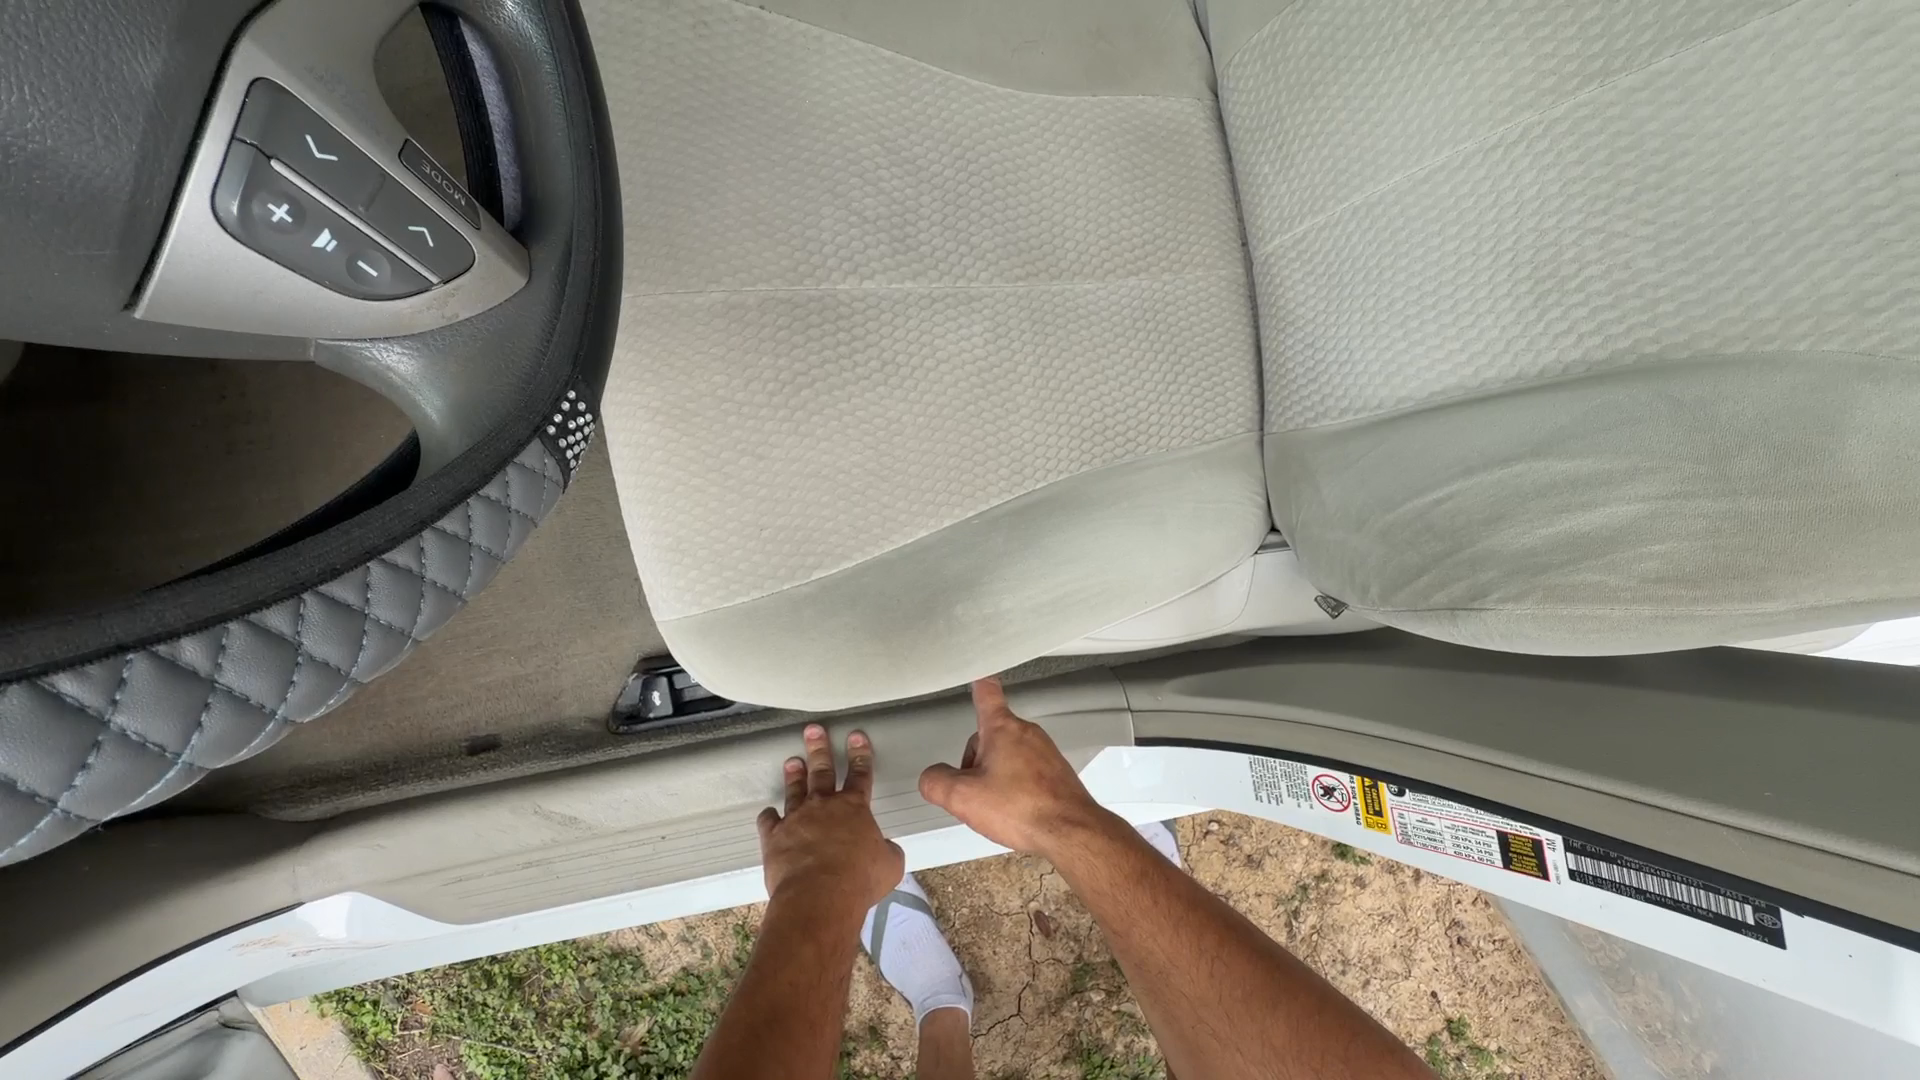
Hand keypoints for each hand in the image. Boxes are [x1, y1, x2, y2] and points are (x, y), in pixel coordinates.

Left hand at [757, 724, 904, 920]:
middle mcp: (824, 806)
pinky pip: (769, 821)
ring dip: (794, 775)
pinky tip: (768, 814)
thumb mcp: (890, 866)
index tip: (855, 736)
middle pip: (822, 771)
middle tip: (813, 730)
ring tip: (792, 761)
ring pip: (795, 790)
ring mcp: (796, 819)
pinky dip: (769, 817)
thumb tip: (886, 850)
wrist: (818, 897)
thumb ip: (888, 851)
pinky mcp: (774, 837)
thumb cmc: (859, 880)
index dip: (860, 754)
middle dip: (819, 748)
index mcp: (854, 808)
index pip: (860, 773)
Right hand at [919, 678, 1114, 856]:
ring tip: (998, 806)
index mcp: (1002, 729)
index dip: (977, 683)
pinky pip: (1025, 772)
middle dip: (975, 760)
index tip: (976, 674)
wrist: (1070, 832)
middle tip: (975, 790)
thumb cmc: (1024, 808)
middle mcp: (1026, 733)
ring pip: (1006, 756)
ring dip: (995, 776)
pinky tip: (1015, 811)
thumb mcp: (963, 797)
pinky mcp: (1054, 772)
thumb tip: (931, 777)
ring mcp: (1043, 752)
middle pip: (989, 736)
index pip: (986, 693)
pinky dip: (1015, 788)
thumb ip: (936, 782)